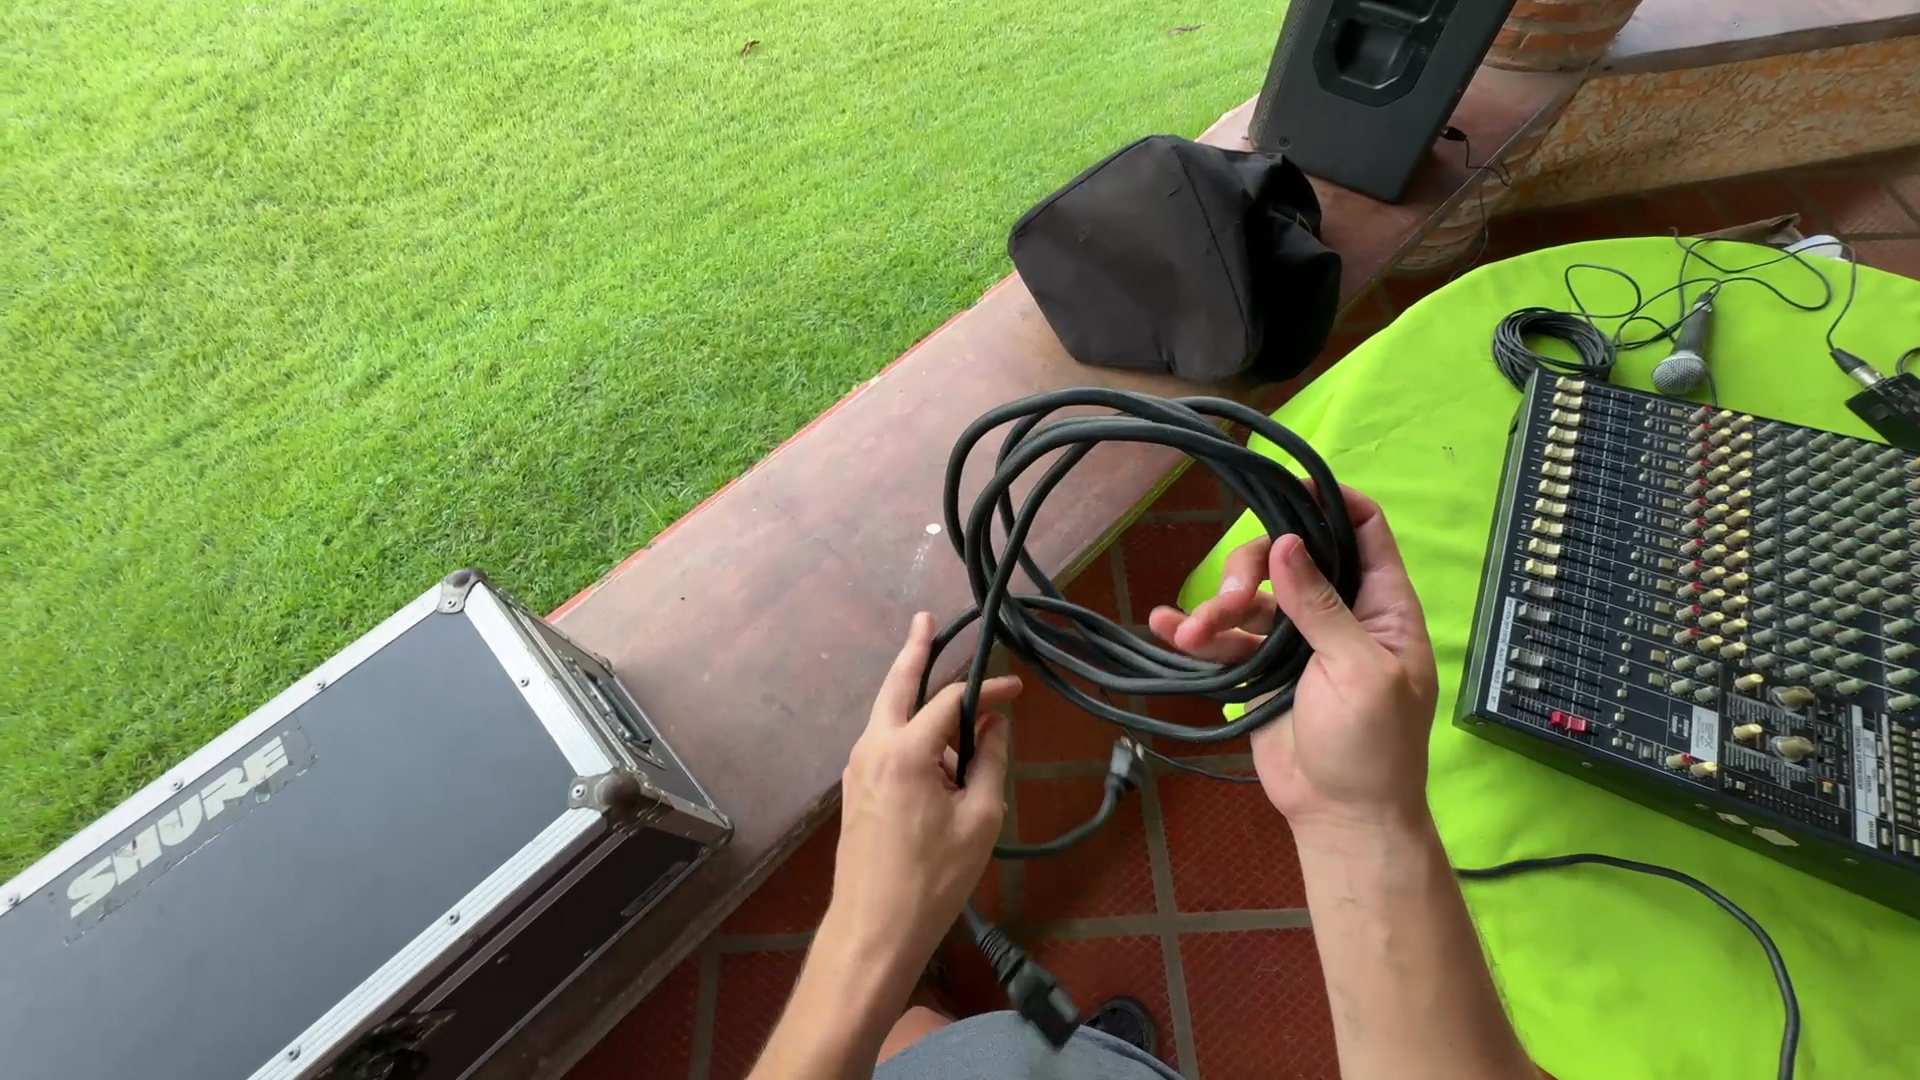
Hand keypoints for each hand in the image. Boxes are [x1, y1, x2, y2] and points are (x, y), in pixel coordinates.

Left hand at [825, 612, 1022, 977]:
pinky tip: (931, 736)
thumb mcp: (979, 819)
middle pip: (897, 683)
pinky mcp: (854, 785)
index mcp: (906, 750)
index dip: (988, 690)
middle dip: (914, 648)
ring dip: (912, 688)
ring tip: (934, 664)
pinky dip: (907, 723)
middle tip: (925, 618)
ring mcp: (857, 765)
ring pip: (886, 710)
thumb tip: (995, 723)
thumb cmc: (933, 878)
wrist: (872, 929)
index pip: (952, 701)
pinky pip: (884, 738)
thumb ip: (990, 762)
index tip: (1018, 689)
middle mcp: (874, 745)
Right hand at [1147, 485, 1437, 834]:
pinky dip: (1194, 630)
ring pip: (1247, 595)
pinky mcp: (1257, 665)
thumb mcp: (1360, 672)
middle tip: (1228, 600)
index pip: (1363, 531)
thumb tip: (1288, 544)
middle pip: (1287, 556)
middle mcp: (1334, 611)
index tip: (1287, 487)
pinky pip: (1224, 636)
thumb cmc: (1374, 746)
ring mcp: (1292, 638)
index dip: (1330, 502)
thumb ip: (1322, 607)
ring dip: (1214, 606)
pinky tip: (1165, 625)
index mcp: (1379, 606)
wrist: (1339, 814)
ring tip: (1192, 633)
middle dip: (1249, 568)